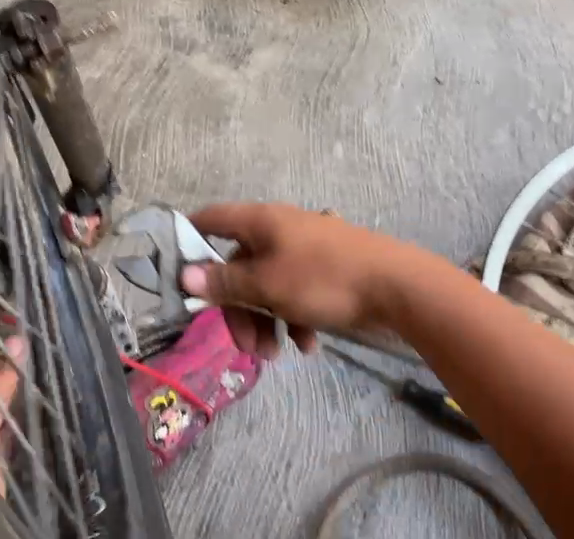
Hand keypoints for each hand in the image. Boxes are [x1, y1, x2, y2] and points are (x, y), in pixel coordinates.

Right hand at [178, 202, 433, 358]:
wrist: (396, 286)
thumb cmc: (324, 279)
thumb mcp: (268, 285)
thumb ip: (225, 282)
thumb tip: (185, 276)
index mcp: (261, 220)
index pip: (212, 218)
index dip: (190, 238)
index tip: (177, 271)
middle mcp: (279, 228)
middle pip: (239, 265)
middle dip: (238, 308)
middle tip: (246, 346)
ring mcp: (304, 248)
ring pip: (268, 284)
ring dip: (266, 321)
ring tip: (277, 354)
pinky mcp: (326, 270)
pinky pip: (296, 292)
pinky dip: (295, 318)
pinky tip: (309, 345)